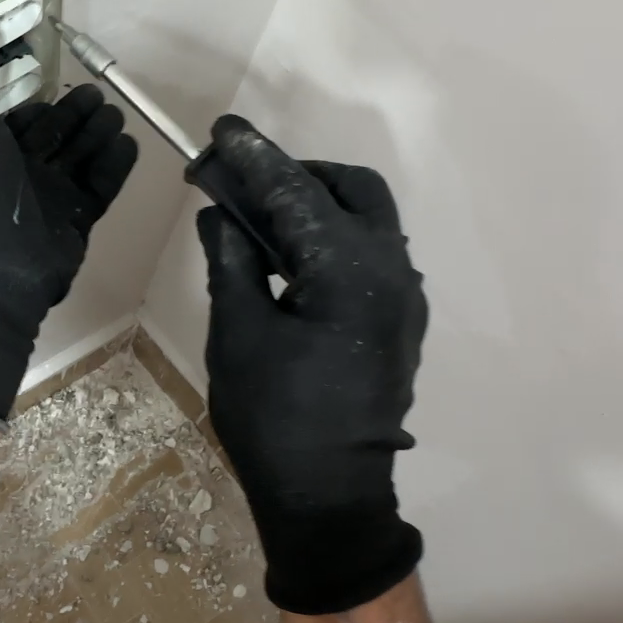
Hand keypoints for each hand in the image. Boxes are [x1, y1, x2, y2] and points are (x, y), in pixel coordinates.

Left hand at [0, 0, 138, 426]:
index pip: (8, 110)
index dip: (27, 87)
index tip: (50, 60)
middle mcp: (10, 172)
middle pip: (48, 134)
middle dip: (70, 112)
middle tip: (92, 93)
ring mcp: (43, 201)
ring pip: (75, 159)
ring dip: (94, 135)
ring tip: (111, 113)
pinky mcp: (72, 225)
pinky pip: (97, 189)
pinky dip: (113, 167)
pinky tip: (128, 145)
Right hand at [194, 115, 427, 613]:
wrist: (328, 493)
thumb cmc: (272, 416)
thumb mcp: (238, 333)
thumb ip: (231, 263)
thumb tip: (220, 214)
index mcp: (348, 270)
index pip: (294, 192)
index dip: (251, 157)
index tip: (220, 130)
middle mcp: (390, 270)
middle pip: (349, 190)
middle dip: (294, 174)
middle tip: (241, 182)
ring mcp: (403, 296)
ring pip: (366, 220)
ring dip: (314, 205)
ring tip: (259, 218)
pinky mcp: (399, 320)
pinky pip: (369, 254)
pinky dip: (329, 238)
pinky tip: (290, 259)